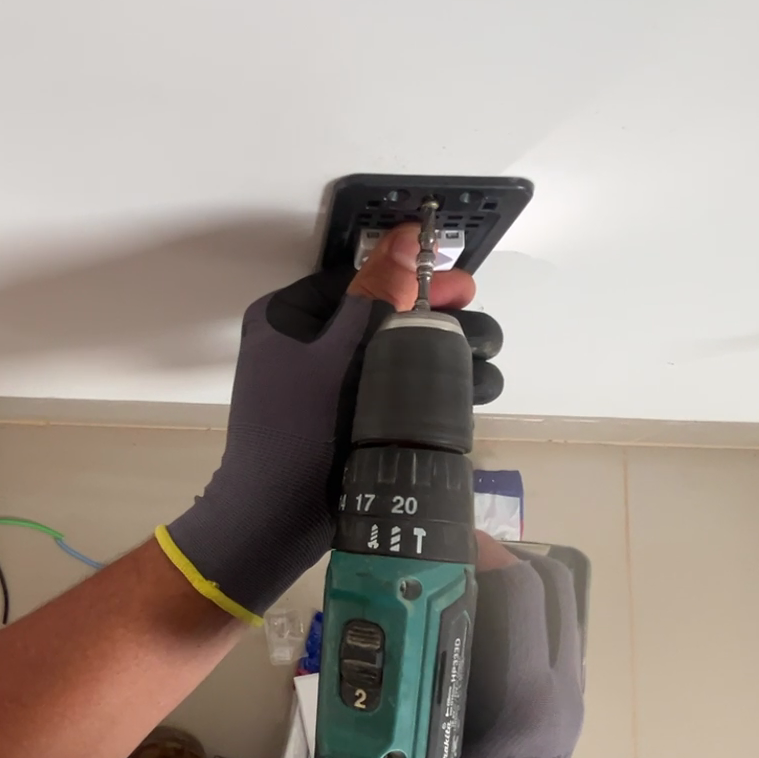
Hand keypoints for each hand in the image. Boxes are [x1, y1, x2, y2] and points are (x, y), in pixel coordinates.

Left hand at [159, 225, 497, 619]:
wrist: (272, 520)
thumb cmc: (295, 432)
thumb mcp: (334, 358)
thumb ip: (373, 299)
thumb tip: (404, 237)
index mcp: (287, 320)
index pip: (358, 284)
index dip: (413, 282)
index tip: (461, 287)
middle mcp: (305, 346)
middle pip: (383, 320)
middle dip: (435, 322)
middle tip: (480, 329)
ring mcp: (327, 386)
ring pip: (393, 357)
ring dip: (443, 356)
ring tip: (486, 361)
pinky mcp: (348, 419)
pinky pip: (392, 392)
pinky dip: (430, 390)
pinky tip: (473, 391)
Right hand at [396, 534, 586, 757]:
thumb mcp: (420, 748)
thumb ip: (418, 682)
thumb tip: (406, 612)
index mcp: (533, 700)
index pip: (526, 593)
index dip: (488, 553)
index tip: (447, 538)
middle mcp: (564, 691)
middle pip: (555, 586)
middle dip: (508, 555)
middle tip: (451, 553)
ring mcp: (569, 700)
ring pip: (559, 608)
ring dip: (516, 579)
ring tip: (459, 576)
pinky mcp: (562, 708)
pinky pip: (551, 635)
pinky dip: (521, 609)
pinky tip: (473, 619)